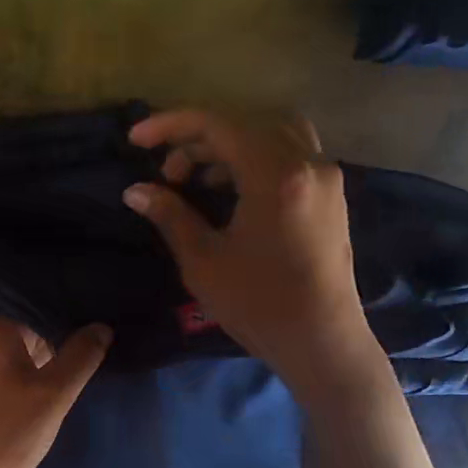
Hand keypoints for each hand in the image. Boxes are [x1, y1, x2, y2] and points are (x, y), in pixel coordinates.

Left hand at [0, 314, 110, 467]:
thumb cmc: (8, 431)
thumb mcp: (54, 392)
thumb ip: (82, 355)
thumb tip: (103, 325)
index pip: (43, 297)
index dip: (76, 299)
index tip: (109, 301)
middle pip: (41, 319)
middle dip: (73, 324)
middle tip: (114, 322)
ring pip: (39, 341)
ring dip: (65, 345)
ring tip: (104, 341)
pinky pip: (32, 360)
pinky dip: (53, 362)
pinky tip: (79, 365)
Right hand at [122, 109, 373, 391]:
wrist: (321, 343)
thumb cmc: (258, 304)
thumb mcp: (203, 261)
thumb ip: (170, 216)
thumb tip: (135, 190)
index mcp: (275, 175)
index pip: (217, 125)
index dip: (170, 126)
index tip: (136, 141)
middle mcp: (308, 164)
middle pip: (245, 124)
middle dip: (198, 140)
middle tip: (169, 176)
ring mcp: (326, 179)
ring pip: (272, 134)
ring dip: (229, 147)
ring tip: (199, 182)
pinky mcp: (332, 197)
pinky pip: (290, 156)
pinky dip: (255, 160)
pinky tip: (233, 193)